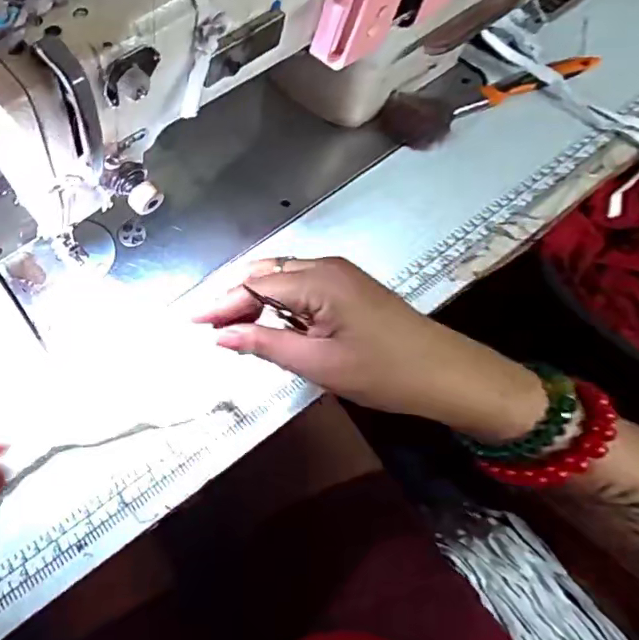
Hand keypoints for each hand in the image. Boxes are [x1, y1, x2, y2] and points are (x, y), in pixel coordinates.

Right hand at [193, 257, 547, 443]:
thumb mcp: (318, 363)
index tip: (191, 323)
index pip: (253, 283)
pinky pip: (300, 284)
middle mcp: (326, 265)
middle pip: (265, 272)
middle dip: (232, 296)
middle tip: (206, 327)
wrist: (447, 373)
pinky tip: (266, 321)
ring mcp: (339, 273)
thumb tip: (221, 335)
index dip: (220, 303)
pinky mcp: (348, 286)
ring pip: (281, 276)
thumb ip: (265, 343)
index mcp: (318, 279)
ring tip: (229, 326)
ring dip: (253, 298)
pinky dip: (277, 301)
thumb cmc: (383, 372)